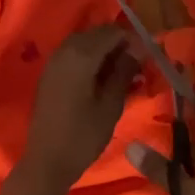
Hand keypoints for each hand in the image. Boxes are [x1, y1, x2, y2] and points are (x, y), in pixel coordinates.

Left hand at [20, 25, 139, 191]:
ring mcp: (53, 63)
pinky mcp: (49, 76)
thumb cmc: (83, 137)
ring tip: (122, 75)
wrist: (47, 162)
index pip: (112, 32)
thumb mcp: (111, 106)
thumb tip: (138, 49)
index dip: (132, 40)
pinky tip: (102, 81)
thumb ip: (124, 73)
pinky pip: (73, 58)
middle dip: (118, 45)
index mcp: (81, 55)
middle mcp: (64, 51)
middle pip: (96, 35)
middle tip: (137, 67)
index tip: (147, 56)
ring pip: (84, 45)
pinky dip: (90, 62)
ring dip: (104, 54)